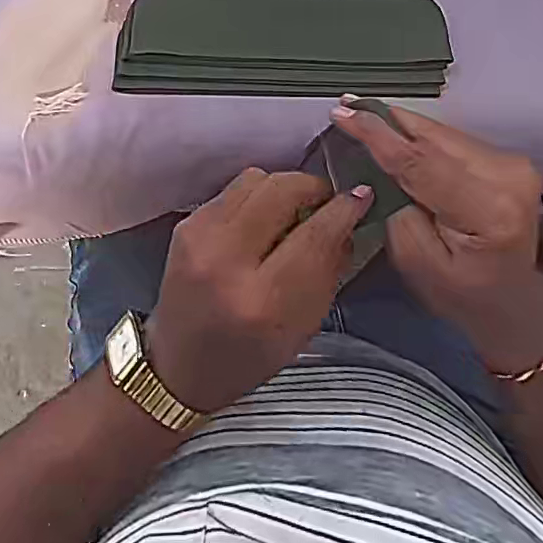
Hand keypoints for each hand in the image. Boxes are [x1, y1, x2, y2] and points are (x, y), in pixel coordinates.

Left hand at [146, 168, 370, 412]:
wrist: (180, 364)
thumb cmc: (250, 355)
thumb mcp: (304, 326)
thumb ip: (330, 267)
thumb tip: (349, 216)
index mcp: (262, 302)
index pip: (315, 235)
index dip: (345, 209)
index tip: (361, 197)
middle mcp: (226, 262)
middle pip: (283, 191)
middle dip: (314, 187)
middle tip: (327, 200)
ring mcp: (199, 238)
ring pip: (257, 179)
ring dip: (283, 188)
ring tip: (292, 211)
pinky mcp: (185, 225)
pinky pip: (234, 189)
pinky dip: (257, 197)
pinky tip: (261, 220)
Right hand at [331, 103, 542, 373]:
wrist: (510, 300)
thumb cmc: (460, 294)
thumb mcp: (415, 258)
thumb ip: (394, 205)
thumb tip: (376, 159)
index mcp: (488, 211)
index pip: (421, 162)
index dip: (378, 135)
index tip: (342, 114)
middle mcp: (509, 177)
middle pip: (433, 138)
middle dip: (386, 122)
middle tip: (345, 106)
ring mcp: (513, 164)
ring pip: (441, 133)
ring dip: (402, 127)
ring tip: (363, 117)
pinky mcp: (508, 159)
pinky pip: (453, 140)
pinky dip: (422, 138)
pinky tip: (396, 135)